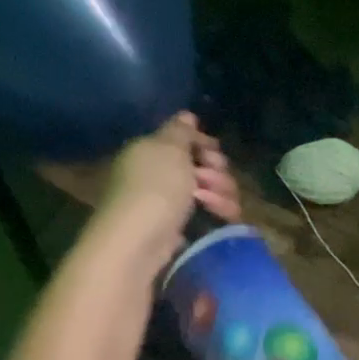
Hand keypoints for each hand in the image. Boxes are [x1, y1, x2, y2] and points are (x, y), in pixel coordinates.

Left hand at [44, 113, 241, 264]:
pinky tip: (221, 215)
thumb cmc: (154, 188)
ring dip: (220, 191)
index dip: (204, 143)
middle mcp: (155, 174)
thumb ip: (181, 131)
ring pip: (207, 189)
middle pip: (200, 165)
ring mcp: (166, 203)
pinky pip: (206, 212)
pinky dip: (217, 211)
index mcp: (150, 151)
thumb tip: (185, 116)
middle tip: (211, 178)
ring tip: (215, 203)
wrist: (137, 244)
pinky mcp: (177, 229)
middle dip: (215, 170)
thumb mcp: (169, 148)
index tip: (214, 151)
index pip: (184, 140)